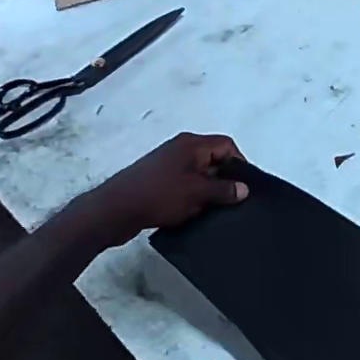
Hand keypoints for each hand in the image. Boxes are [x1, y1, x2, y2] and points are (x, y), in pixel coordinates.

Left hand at [71, 133, 248, 247]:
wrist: (114, 210)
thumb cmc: (158, 196)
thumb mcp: (197, 193)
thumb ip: (223, 190)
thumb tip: (244, 189)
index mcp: (191, 144)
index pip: (226, 145)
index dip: (239, 163)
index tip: (245, 186)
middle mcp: (180, 149)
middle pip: (213, 159)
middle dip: (224, 179)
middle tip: (233, 201)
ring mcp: (167, 165)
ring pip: (199, 175)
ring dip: (207, 191)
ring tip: (214, 211)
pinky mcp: (158, 181)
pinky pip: (184, 185)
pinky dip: (192, 197)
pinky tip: (194, 214)